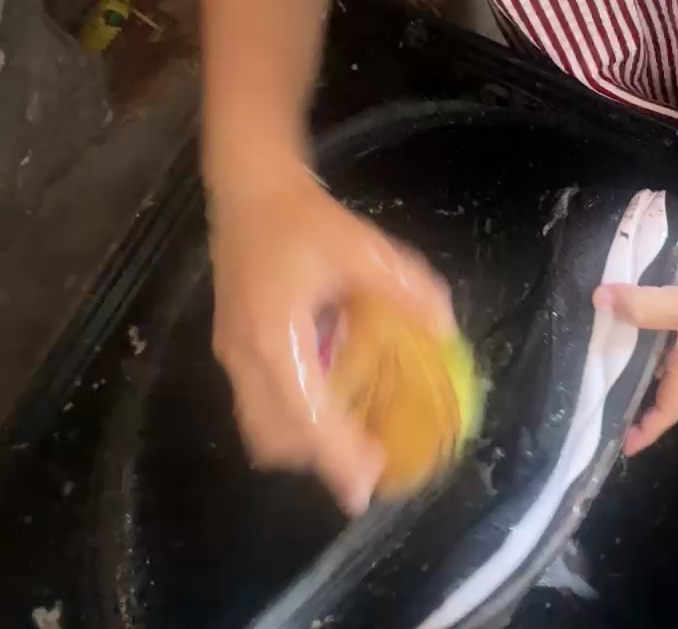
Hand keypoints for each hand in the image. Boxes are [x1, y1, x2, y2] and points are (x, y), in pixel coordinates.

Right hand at [208, 163, 454, 514]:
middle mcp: (245, 357)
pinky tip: (329, 392)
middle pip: (276, 435)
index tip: (365, 486)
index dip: (335, 455)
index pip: (303, 416)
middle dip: (319, 457)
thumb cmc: (305, 220)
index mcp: (273, 339)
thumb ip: (405, 289)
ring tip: (351, 435)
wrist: (251, 190)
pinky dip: (294, 413)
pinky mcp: (235, 343)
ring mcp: (232, 353)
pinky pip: (260, 400)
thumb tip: (444, 328)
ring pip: (262, 423)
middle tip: (367, 460)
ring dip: (305, 439)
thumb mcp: (363, 249)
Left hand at [594, 219, 677, 455]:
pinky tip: (616, 283)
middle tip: (589, 377)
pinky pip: (654, 296)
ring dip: (626, 332)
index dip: (647, 429)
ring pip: (651, 331)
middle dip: (628, 382)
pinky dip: (635, 294)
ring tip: (591, 327)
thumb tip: (598, 300)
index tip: (619, 445)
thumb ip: (645, 306)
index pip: (668, 407)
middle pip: (655, 372)